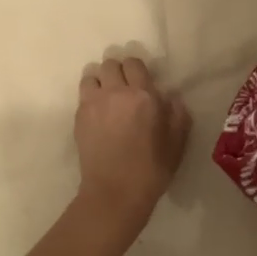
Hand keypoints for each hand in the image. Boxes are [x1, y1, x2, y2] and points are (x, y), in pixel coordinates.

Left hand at [74, 57, 190, 221]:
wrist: (114, 192)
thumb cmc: (151, 170)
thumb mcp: (176, 144)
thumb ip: (178, 115)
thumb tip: (172, 96)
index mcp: (143, 95)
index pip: (133, 63)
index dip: (137, 69)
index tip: (140, 82)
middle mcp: (115, 92)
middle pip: (110, 64)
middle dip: (117, 71)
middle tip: (123, 88)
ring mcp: (93, 103)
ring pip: (91, 75)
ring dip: (99, 81)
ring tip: (106, 97)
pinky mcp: (79, 117)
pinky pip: (83, 95)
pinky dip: (90, 98)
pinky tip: (97, 114)